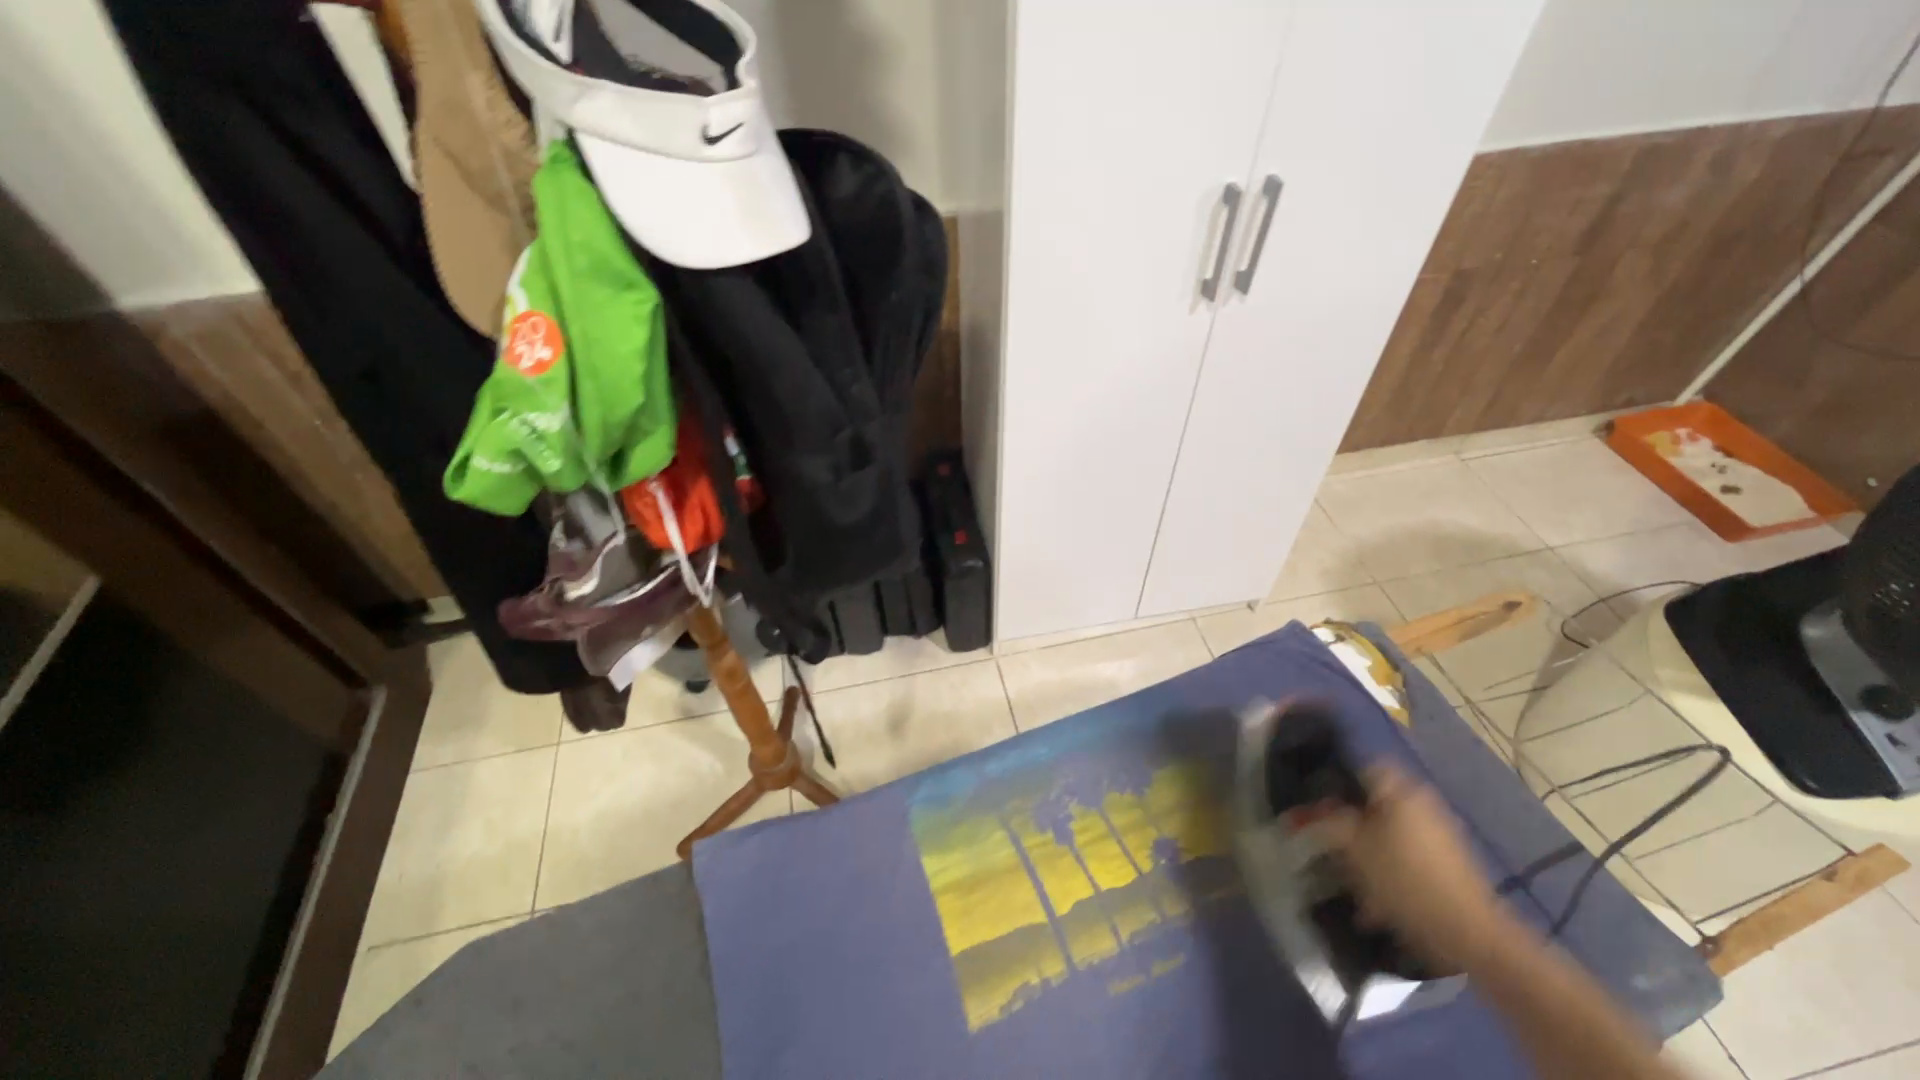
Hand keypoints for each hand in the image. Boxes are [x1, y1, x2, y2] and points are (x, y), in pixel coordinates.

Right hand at [1316, 763, 1511, 973]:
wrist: (1466, 932)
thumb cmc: (1404, 880)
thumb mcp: (1354, 849)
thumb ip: (1327, 823)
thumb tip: (1306, 811)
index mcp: (1402, 793)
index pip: (1364, 769)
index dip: (1338, 782)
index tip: (1319, 804)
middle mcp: (1423, 805)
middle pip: (1376, 806)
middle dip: (1351, 826)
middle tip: (1330, 847)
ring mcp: (1440, 836)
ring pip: (1389, 837)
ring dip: (1368, 855)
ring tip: (1350, 884)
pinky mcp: (1448, 866)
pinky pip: (1406, 860)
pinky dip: (1388, 875)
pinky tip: (1374, 907)